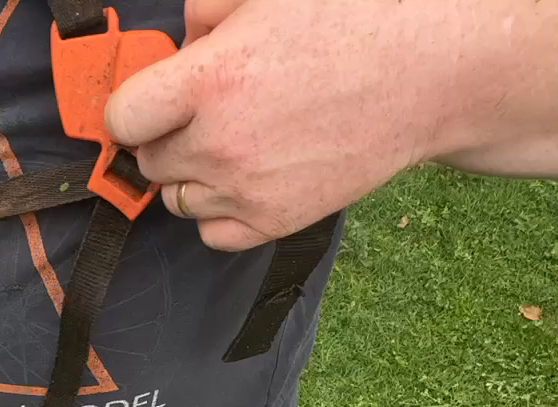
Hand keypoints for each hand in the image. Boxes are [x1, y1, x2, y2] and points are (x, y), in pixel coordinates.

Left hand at [105, 0, 466, 249]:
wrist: (435, 72)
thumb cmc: (359, 17)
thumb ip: (208, 11)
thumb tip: (176, 45)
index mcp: (210, 80)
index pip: (122, 119)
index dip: (131, 109)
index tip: (150, 103)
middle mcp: (217, 143)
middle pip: (148, 161)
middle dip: (165, 137)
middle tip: (205, 115)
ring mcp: (243, 190)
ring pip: (176, 200)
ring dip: (190, 175)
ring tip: (234, 143)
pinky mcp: (271, 223)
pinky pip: (210, 234)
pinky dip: (216, 213)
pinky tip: (245, 180)